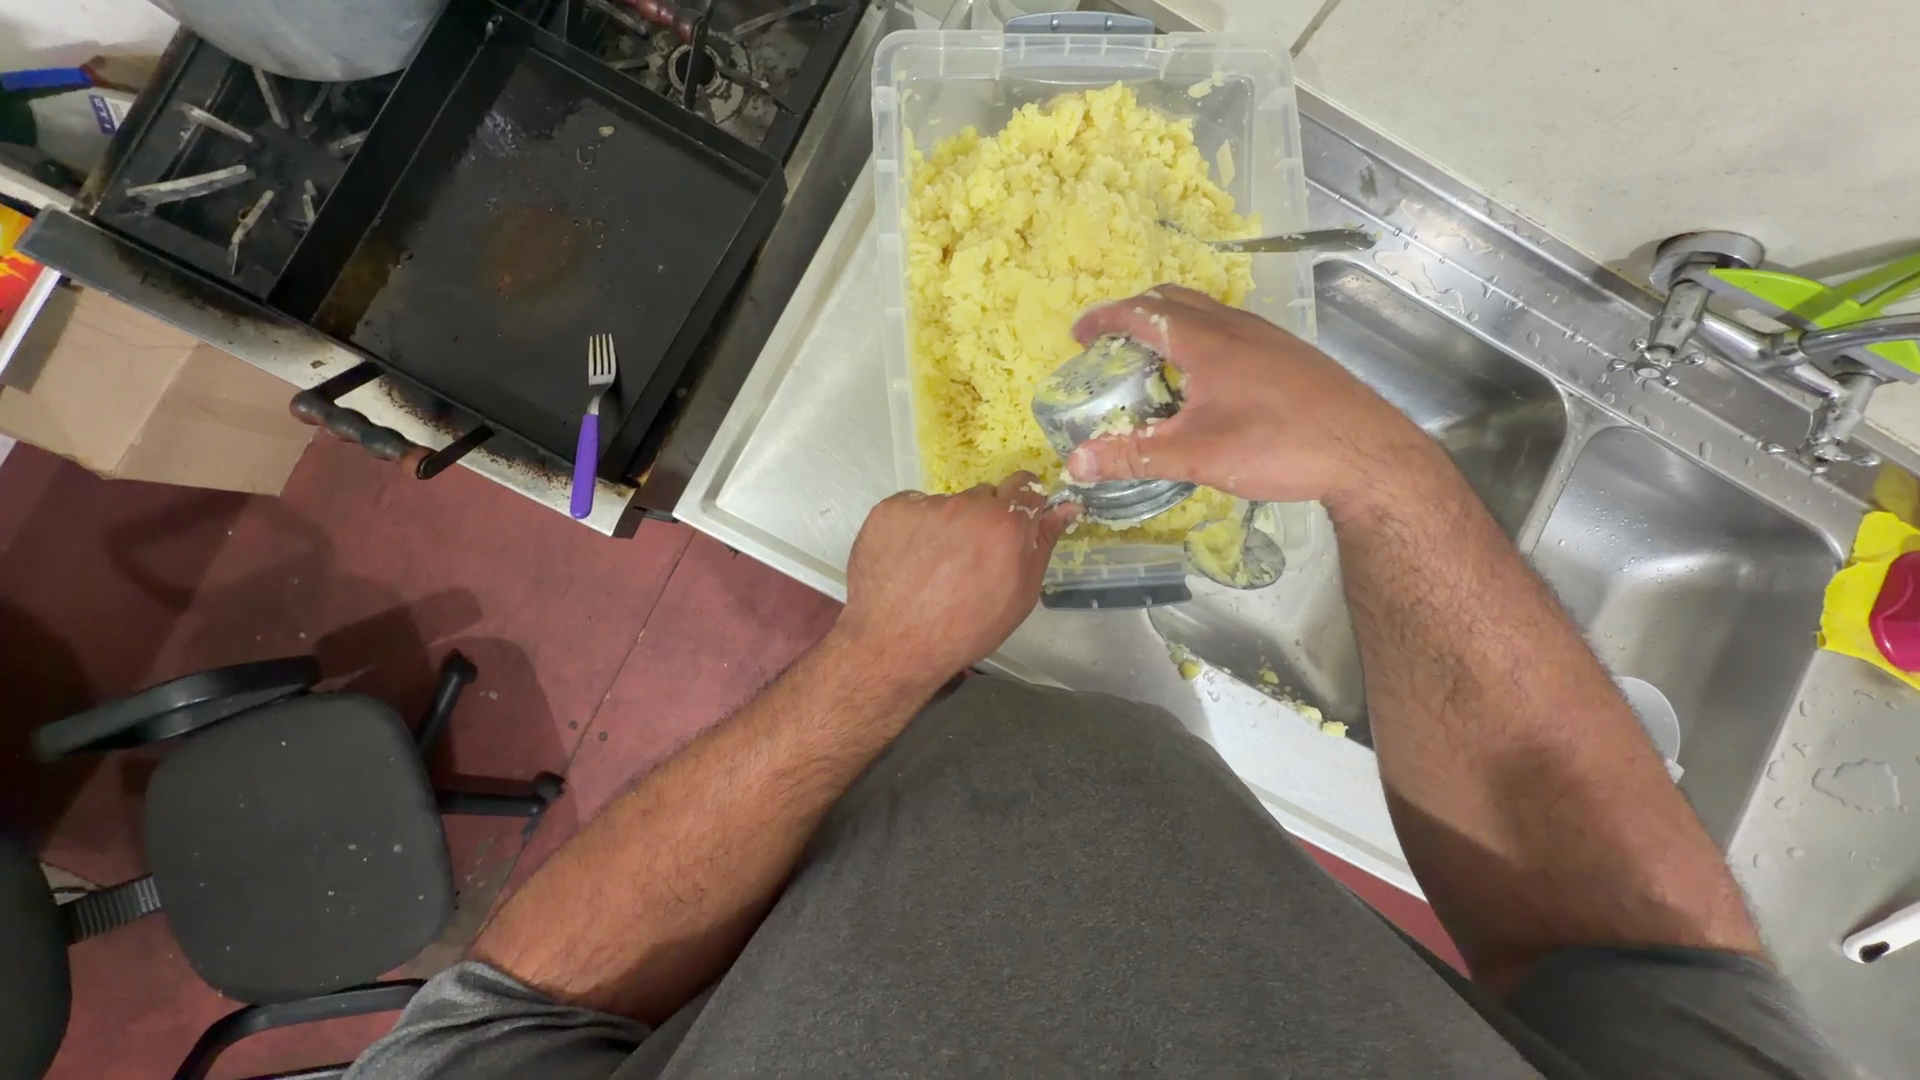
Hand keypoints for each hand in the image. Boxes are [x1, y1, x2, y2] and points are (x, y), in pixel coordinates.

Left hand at [833, 472, 1075, 689]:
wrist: (895, 644)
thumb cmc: (966, 629)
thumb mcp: (1019, 596)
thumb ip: (1042, 544)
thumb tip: (1067, 508)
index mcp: (1006, 524)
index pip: (1025, 485)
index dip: (1021, 506)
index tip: (1011, 527)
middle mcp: (967, 505)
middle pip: (984, 497)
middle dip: (982, 520)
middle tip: (968, 559)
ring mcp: (925, 505)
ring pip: (946, 505)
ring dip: (946, 526)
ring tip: (933, 567)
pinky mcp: (890, 510)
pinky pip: (911, 509)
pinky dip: (912, 528)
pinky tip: (908, 561)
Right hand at [1065, 285, 1444, 520]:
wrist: (1367, 453)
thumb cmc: (1278, 446)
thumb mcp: (1196, 456)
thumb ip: (1133, 455)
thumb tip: (1075, 464)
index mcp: (1208, 342)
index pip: (1143, 313)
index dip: (1105, 319)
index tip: (1079, 334)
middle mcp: (1237, 327)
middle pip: (1175, 299)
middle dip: (1136, 314)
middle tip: (1113, 343)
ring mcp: (1268, 338)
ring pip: (1207, 313)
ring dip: (1171, 325)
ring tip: (1154, 362)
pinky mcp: (1289, 356)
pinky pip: (1232, 330)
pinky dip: (1201, 340)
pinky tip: (1207, 382)